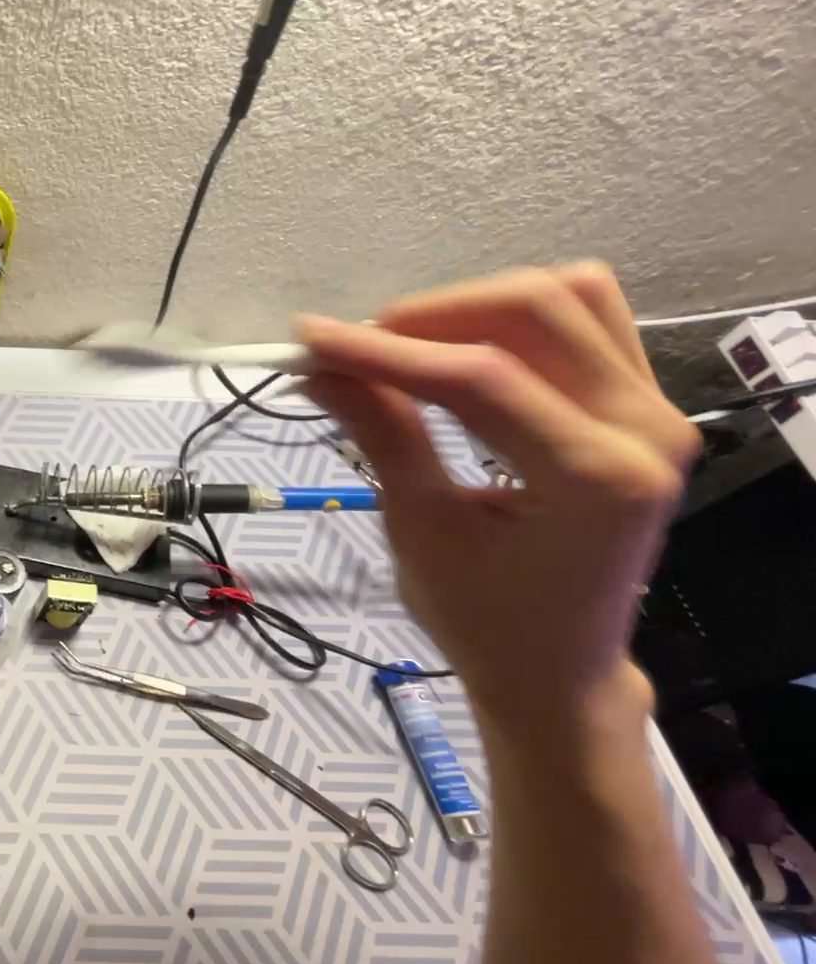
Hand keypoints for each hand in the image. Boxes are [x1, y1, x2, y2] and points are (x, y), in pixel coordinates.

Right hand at [295, 264, 699, 743]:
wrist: (555, 664)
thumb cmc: (481, 615)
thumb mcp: (419, 528)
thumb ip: (381, 435)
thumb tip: (320, 372)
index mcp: (594, 476)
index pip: (478, 377)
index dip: (383, 351)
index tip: (308, 339)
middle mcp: (647, 426)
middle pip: (538, 310)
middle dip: (428, 317)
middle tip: (353, 350)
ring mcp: (656, 409)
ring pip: (568, 299)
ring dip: (469, 311)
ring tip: (398, 350)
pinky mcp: (643, 406)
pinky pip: (582, 325)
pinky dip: (506, 325)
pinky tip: (451, 357)